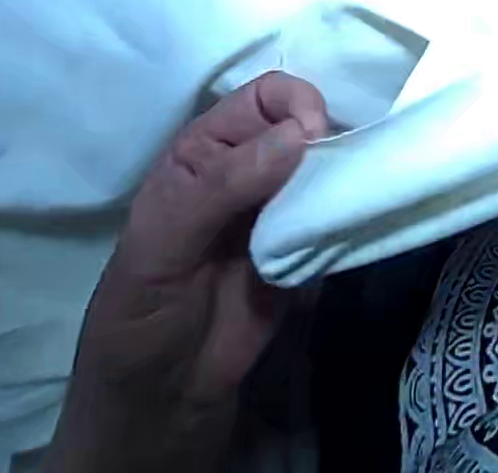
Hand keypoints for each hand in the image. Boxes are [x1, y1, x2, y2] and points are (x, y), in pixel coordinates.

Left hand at [43, 72, 328, 472]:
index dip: (294, 103)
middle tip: (333, 174)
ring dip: (344, 170)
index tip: (313, 136)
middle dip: (327, 137)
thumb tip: (299, 133)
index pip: (266, 95)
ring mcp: (284, 200)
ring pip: (329, 159)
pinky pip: (340, 203)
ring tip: (346, 196)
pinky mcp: (311, 235)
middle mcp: (251, 163)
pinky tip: (356, 213)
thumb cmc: (141, 316)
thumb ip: (221, 187)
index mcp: (207, 149)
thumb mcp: (160, 249)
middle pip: (306, 120)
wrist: (166, 401)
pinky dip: (353, 203)